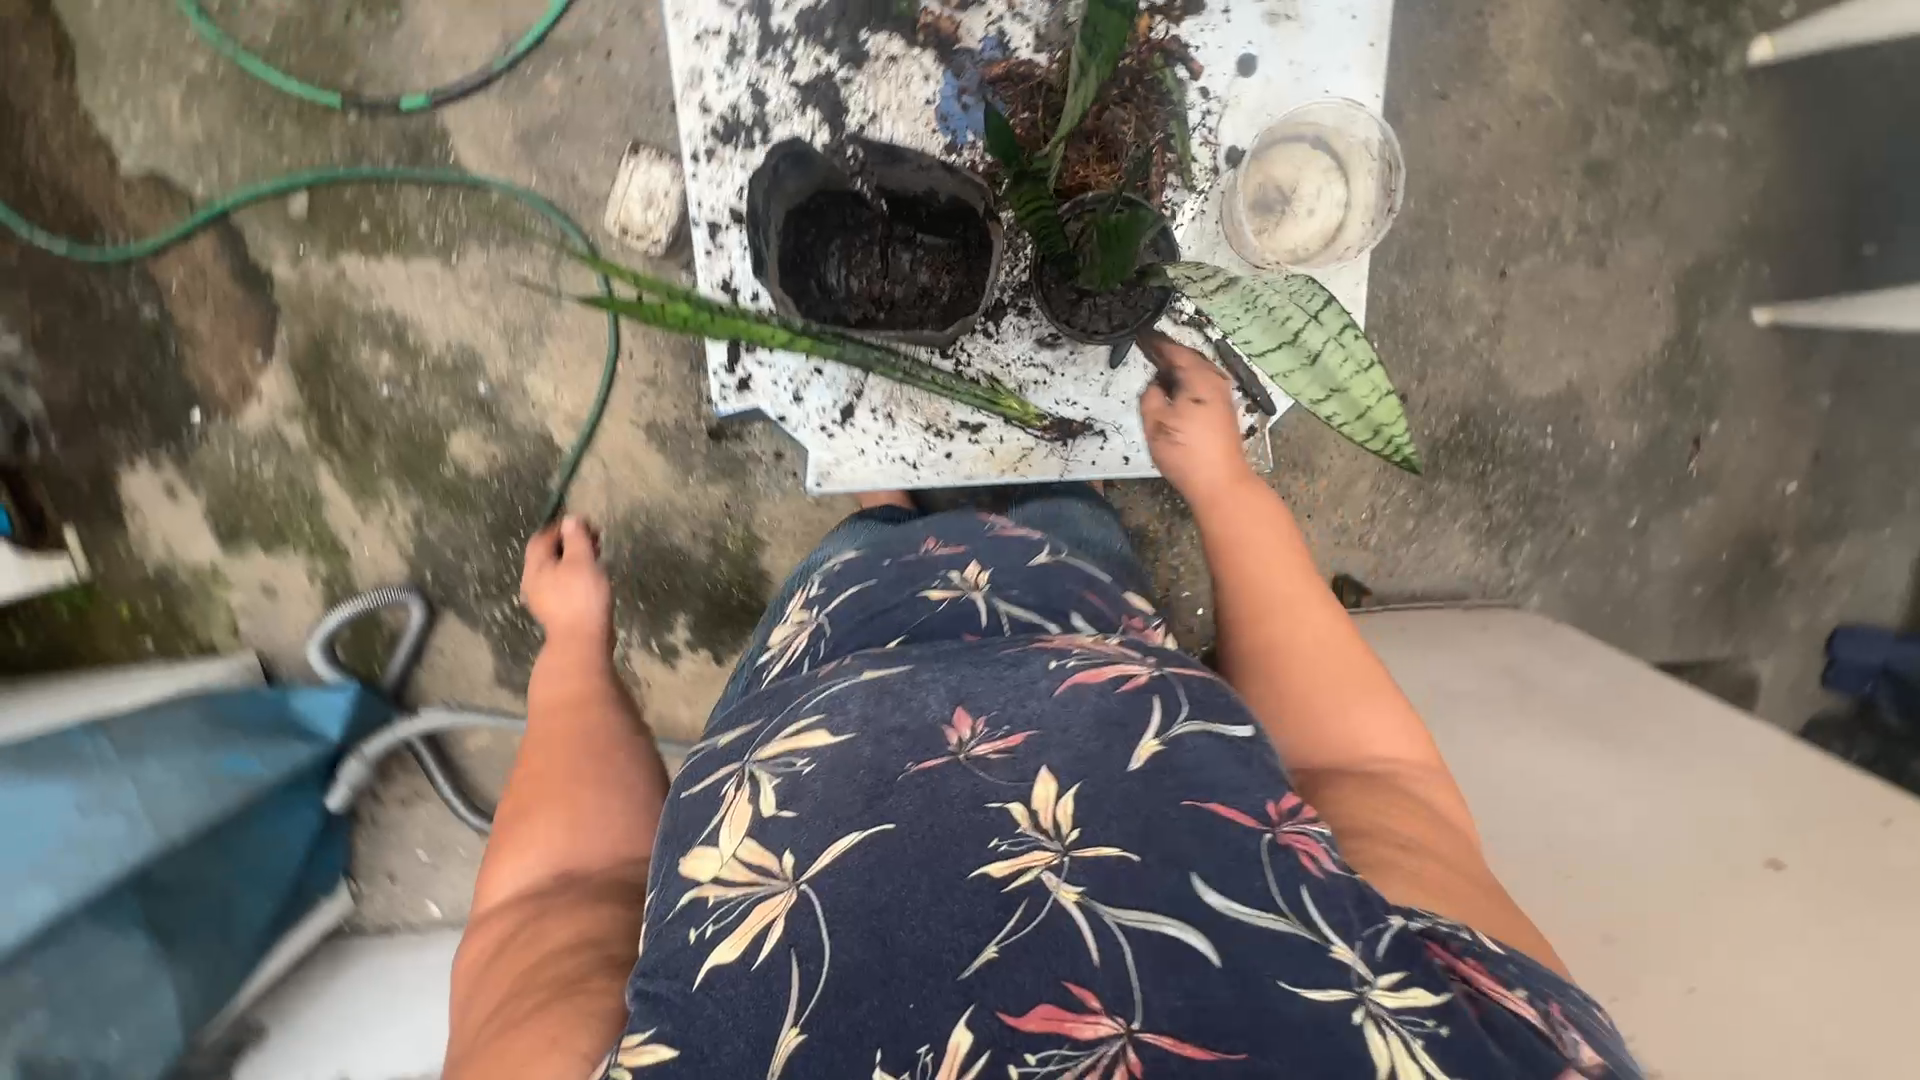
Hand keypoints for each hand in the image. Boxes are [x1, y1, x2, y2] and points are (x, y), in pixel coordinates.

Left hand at [521, 516, 612, 647]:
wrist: (582, 640)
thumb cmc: (582, 597)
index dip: (561, 528)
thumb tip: (570, 520)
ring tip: (596, 556)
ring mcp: (543, 598)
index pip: (542, 538)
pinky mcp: (556, 610)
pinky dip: (576, 574)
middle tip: (594, 539)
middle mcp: (534, 581)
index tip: (585, 524)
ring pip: (556, 569)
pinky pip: (563, 583)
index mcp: (536, 568)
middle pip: (548, 554)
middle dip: (570, 542)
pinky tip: (592, 577)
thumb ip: (576, 539)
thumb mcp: (582, 562)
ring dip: (574, 558)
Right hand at [1137, 329, 1256, 509]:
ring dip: (1180, 369)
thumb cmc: (1185, 451)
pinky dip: (1188, 382)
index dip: (1157, 344)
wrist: (1220, 482)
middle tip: (1149, 350)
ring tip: (1160, 370)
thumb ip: (1150, 396)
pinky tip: (1177, 392)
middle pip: (1191, 359)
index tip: (1142, 337)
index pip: (1175, 351)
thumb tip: (1155, 386)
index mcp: (1199, 378)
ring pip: (1199, 373)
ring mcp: (1223, 397)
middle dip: (1170, 355)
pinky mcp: (1224, 412)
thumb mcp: (1155, 422)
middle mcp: (1215, 382)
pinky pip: (1203, 386)